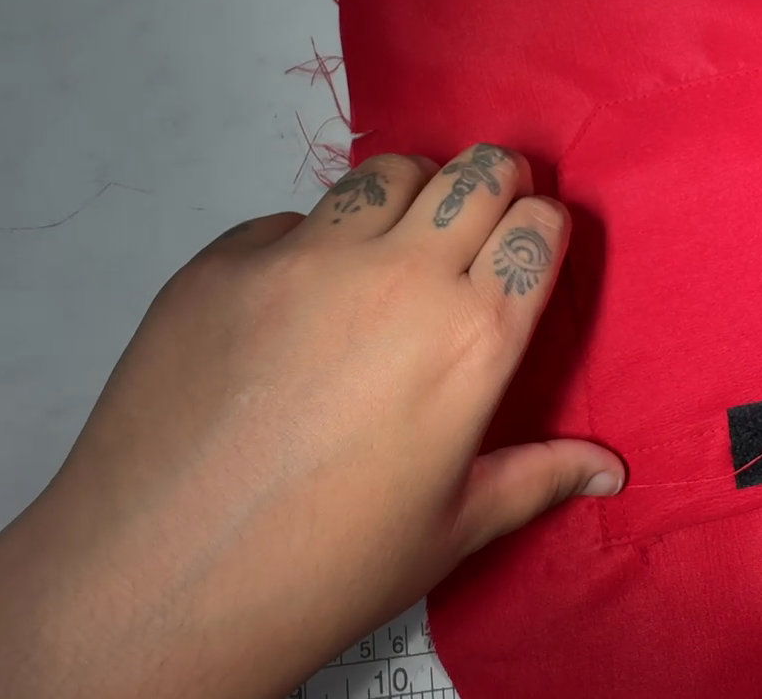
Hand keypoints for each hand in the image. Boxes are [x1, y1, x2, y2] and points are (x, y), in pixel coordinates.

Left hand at [0, 145, 622, 698]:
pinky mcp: (225, 260)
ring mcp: (306, 257)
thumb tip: (616, 472)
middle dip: (498, 180)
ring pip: (391, 171)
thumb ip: (542, 477)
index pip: (539, 227)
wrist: (145, 591)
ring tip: (398, 239)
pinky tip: (295, 299)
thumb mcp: (455, 528)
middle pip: (479, 172)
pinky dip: (316, 238)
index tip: (531, 244)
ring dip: (413, 193)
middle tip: (484, 214)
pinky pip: (294, 218)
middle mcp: (400, 276)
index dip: (544, 226)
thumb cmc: (326, 567)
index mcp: (473, 336)